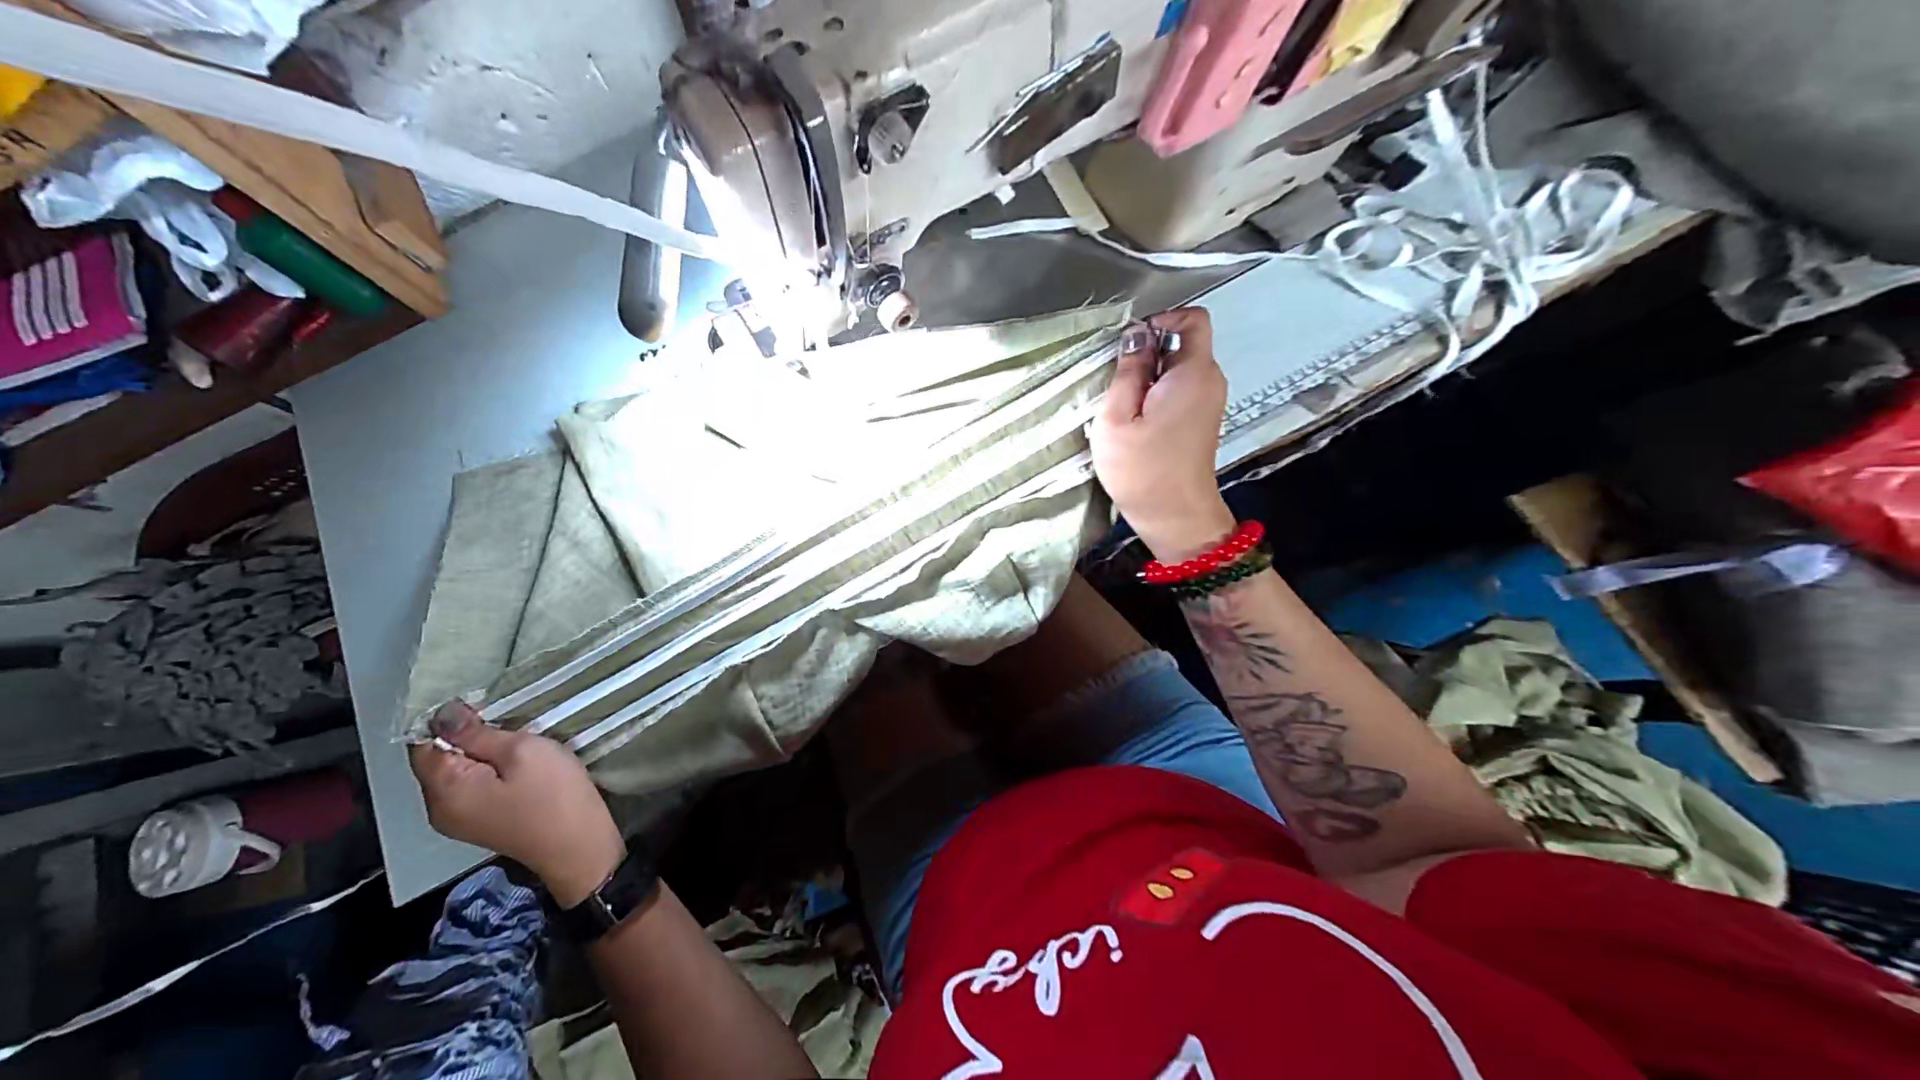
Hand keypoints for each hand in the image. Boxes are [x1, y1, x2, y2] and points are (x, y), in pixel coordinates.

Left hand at [409, 701, 625, 906]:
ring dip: (478, 753)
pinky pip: (471, 787)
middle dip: (464, 735)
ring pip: (456, 773)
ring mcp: (459, 820)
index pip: (422, 744)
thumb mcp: (522, 752)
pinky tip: (515, 765)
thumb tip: (444, 714)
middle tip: (506, 718)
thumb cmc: (554, 795)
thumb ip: (479, 733)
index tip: (483, 704)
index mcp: (444, 791)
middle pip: (437, 760)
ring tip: (514, 739)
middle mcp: (439, 809)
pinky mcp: (480, 824)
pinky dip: (486, 770)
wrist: (580, 847)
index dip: (446, 719)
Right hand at [1091, 307, 1236, 560]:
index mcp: (1194, 372)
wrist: (1174, 517)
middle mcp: (1210, 380)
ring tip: (1122, 406)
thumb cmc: (1142, 468)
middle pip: (1183, 344)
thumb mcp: (1117, 417)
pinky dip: (1157, 394)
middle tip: (1117, 384)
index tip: (1132, 342)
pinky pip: (1180, 389)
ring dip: (1149, 377)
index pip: (1194, 318)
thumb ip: (1128, 370)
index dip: (1163, 318)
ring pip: (1179, 369)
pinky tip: (1136, 421)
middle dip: (1148, 353)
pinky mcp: (1201, 419)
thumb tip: (1136, 335)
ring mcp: (1209, 401)